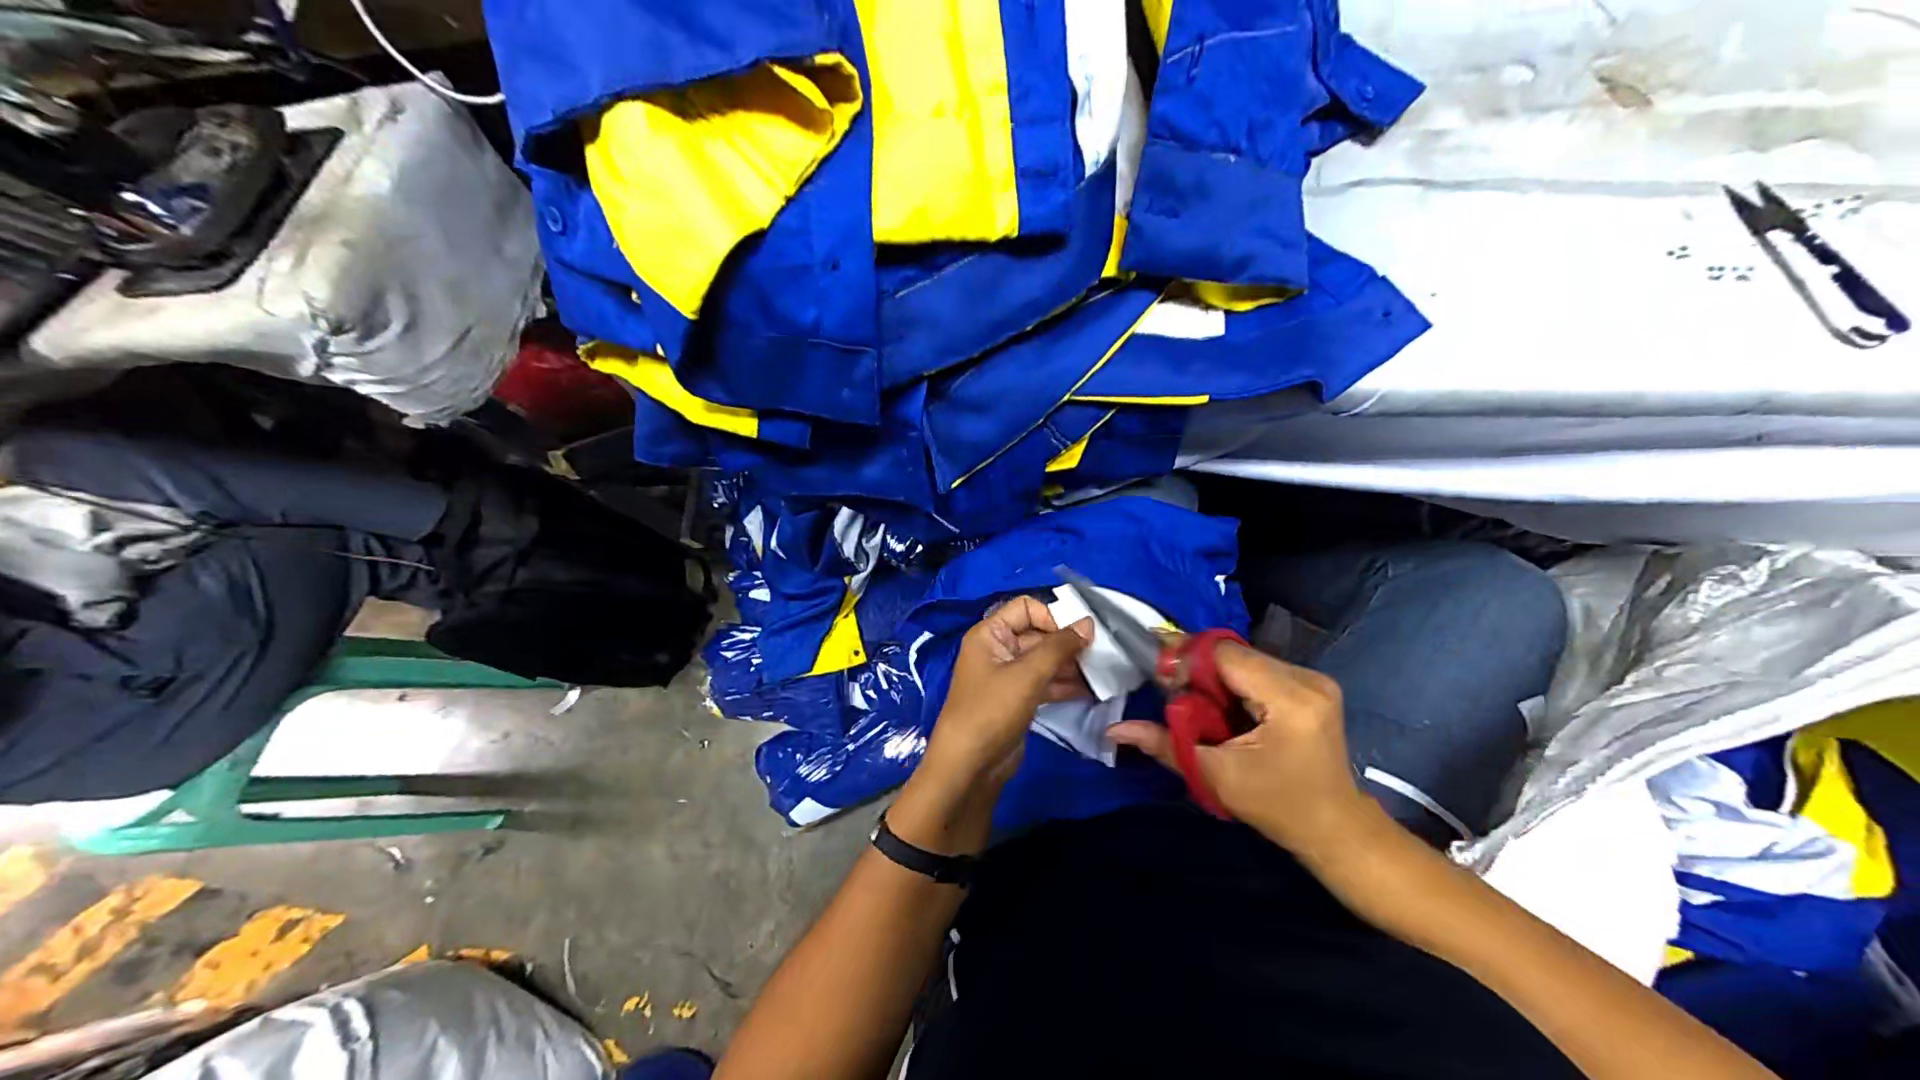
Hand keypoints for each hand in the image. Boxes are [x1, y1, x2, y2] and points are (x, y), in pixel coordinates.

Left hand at [920, 597, 1092, 791]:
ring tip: (1099, 673)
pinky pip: (1044, 682)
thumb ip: (1060, 647)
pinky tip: (1089, 691)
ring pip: (1043, 660)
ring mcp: (1007, 676)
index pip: (1026, 608)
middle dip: (1067, 643)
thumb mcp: (1028, 674)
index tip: (1079, 635)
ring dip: (1069, 665)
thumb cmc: (993, 710)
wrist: (970, 765)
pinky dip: (1063, 684)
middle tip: (1099, 655)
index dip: (1052, 617)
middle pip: (1038, 634)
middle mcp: (997, 649)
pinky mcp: (1017, 699)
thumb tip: (1088, 623)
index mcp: (989, 633)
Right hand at [1108, 639, 1371, 858]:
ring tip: (1197, 705)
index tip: (1159, 680)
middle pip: (1234, 654)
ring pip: (1244, 660)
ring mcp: (1314, 680)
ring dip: (1214, 677)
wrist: (1336, 829)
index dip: (1186, 660)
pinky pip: (1258, 670)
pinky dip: (1233, 684)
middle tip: (1173, 695)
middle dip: (1198, 671)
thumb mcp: (1217, 777)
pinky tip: (1222, 707)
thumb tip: (1116, 730)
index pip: (1225, 655)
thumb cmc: (1279, 807)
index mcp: (1291, 698)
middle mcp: (1307, 678)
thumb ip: (1166, 744)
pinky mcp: (1312, 686)